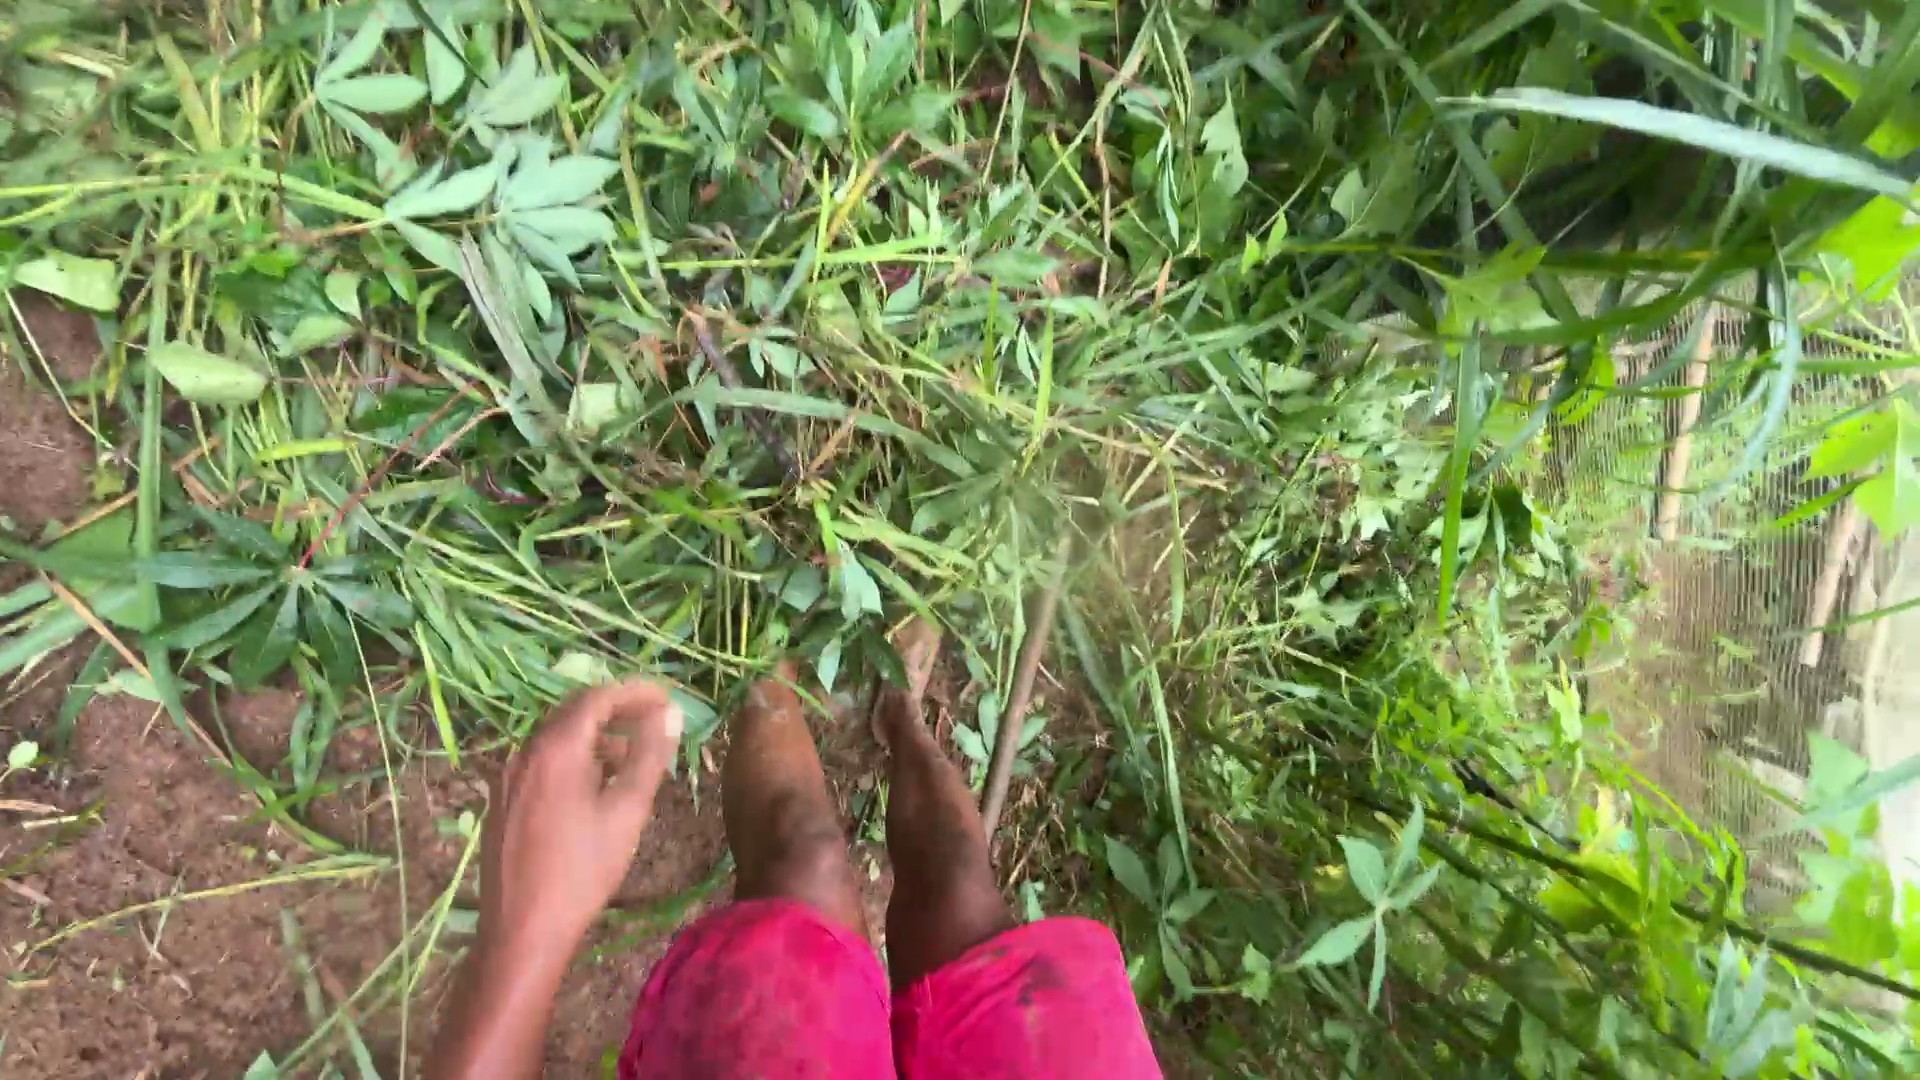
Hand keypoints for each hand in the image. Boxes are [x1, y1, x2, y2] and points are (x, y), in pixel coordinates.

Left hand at [482, 680, 681, 957]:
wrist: (522, 932)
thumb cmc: (583, 868)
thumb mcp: (629, 808)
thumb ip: (651, 754)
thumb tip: (670, 713)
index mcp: (555, 749)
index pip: (597, 698)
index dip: (635, 692)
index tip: (667, 698)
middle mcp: (525, 753)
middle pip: (574, 711)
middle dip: (617, 708)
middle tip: (654, 718)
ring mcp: (508, 778)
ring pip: (558, 736)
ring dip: (598, 733)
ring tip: (634, 752)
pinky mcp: (503, 801)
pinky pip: (543, 759)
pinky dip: (576, 755)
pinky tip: (598, 781)